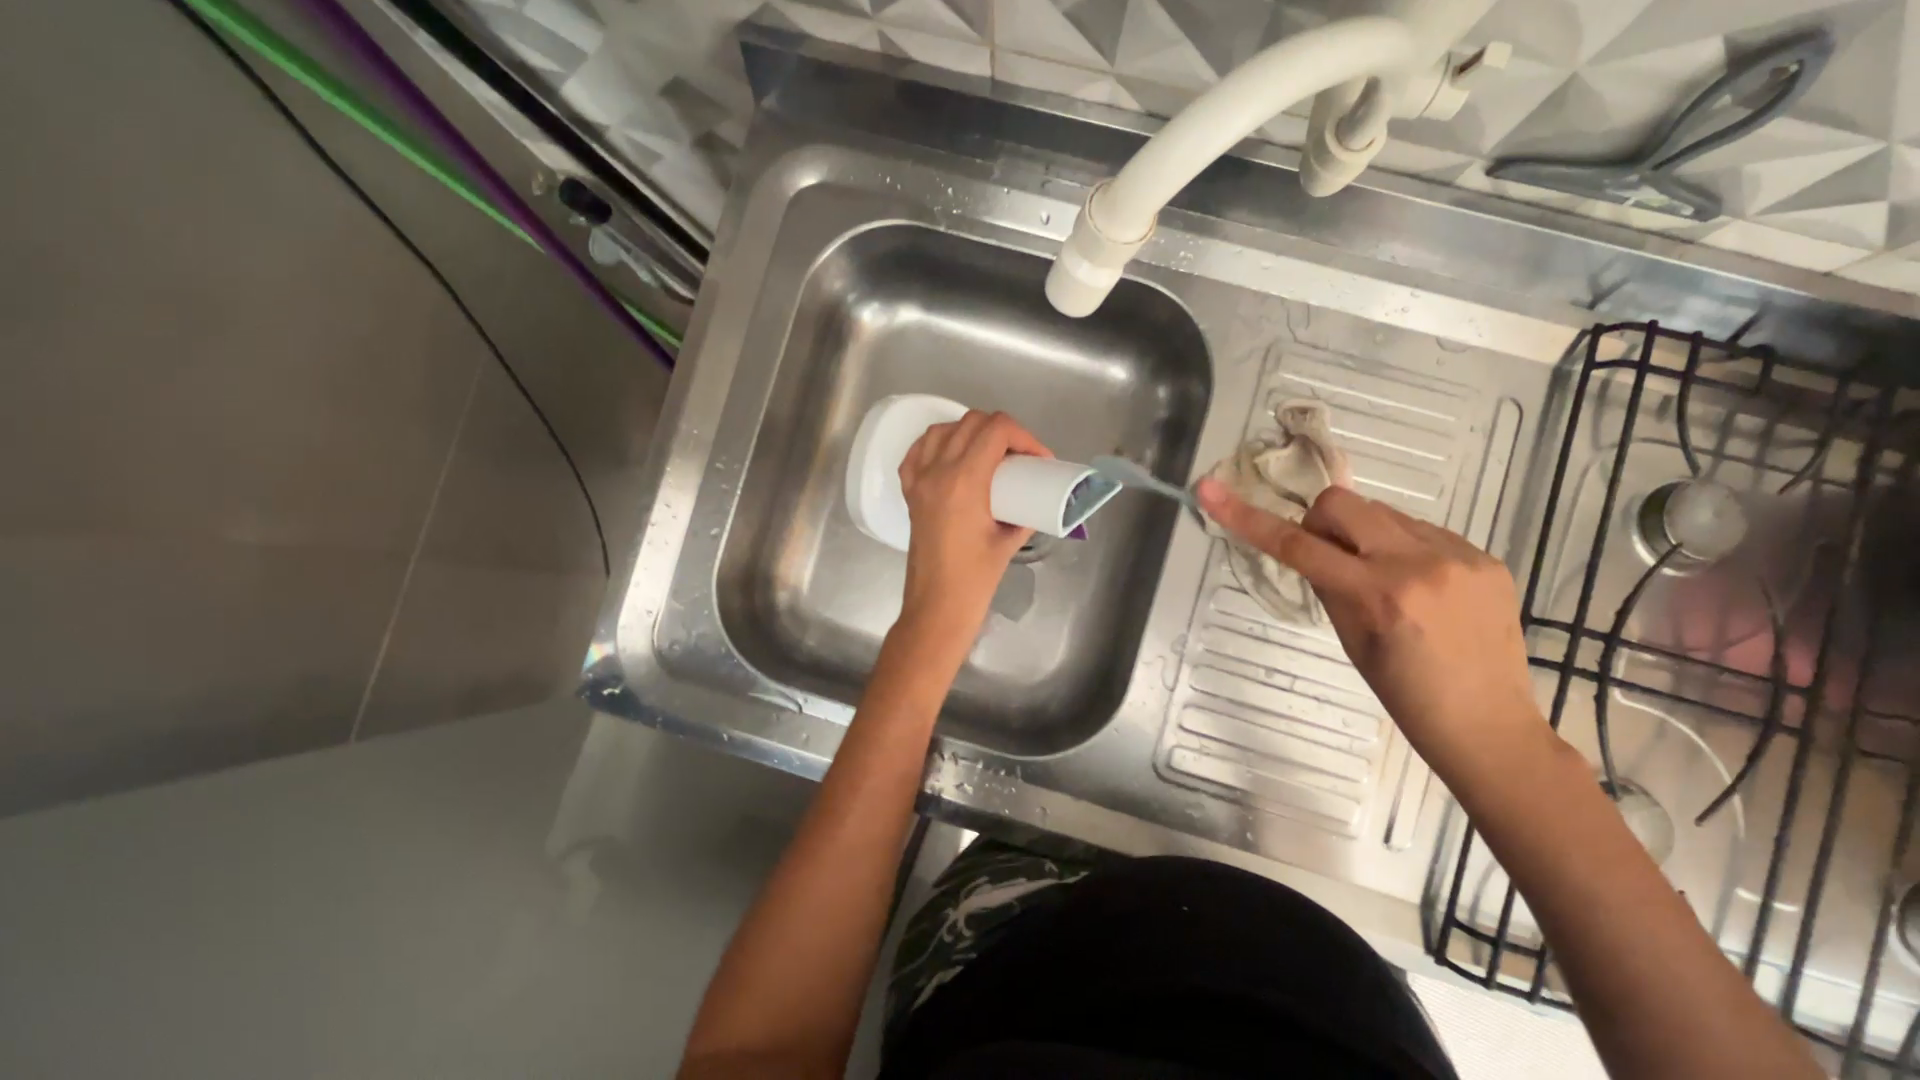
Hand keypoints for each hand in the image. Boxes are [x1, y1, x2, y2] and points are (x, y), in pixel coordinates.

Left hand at [897, 410, 1050, 634]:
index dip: (1025, 437)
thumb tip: (1033, 501)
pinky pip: (919, 451)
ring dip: (970, 431)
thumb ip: (1024, 514)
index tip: (1039, 459)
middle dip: (1002, 431)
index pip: (996, 430)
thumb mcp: (1009, 540)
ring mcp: (918, 480)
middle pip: (972, 422)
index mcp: (964, 481)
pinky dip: (939, 444)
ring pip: (943, 429)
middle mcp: (937, 472)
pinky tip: (954, 456)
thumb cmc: (975, 579)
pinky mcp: (909, 492)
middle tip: (1020, 456)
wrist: (937, 605)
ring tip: (990, 453)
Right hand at [1196, 478, 1542, 775]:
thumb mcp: (1352, 643)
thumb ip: (1330, 587)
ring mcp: (1460, 556)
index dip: (1248, 518)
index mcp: (1379, 596)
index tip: (1210, 490)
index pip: (1298, 546)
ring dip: (1369, 537)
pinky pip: (1428, 533)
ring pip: (1388, 513)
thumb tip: (1316, 550)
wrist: (1487, 724)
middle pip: (1345, 503)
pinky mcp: (1487, 558)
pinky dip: (1409, 550)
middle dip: (1323, 522)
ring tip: (1386, 581)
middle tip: (1329, 559)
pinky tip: (1424, 590)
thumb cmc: (1406, 697)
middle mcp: (1420, 564)